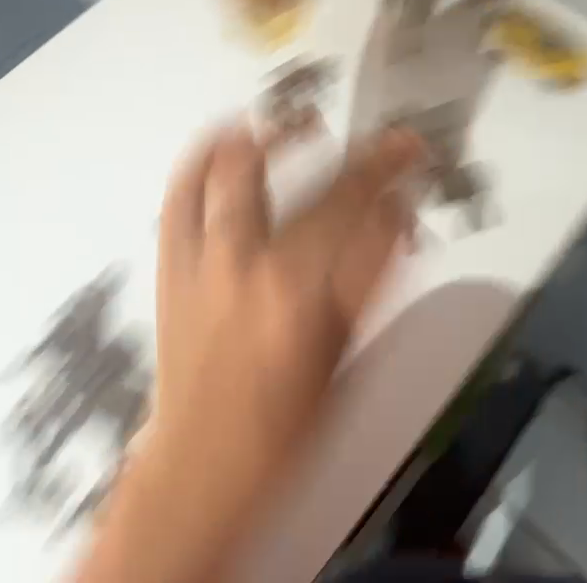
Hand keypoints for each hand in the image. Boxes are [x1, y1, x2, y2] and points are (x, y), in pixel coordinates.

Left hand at [77, 122, 423, 582]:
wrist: (199, 464)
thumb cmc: (280, 427)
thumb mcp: (341, 359)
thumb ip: (367, 284)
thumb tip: (394, 222)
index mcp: (311, 302)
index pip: (372, 219)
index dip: (399, 179)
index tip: (414, 160)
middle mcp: (260, 270)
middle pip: (325, 189)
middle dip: (368, 156)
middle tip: (386, 142)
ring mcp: (209, 260)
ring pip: (240, 171)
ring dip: (278, 137)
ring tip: (301, 122)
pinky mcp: (173, 263)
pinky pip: (181, 195)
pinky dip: (202, 159)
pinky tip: (225, 140)